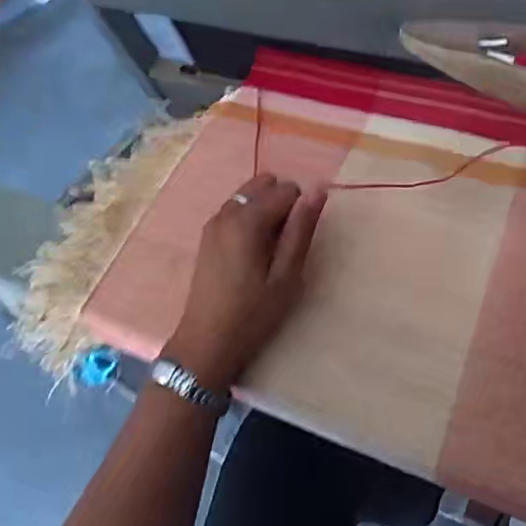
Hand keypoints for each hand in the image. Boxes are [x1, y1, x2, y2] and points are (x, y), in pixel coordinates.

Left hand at [160, 174, 325, 392]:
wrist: (207, 342)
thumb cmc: (253, 314)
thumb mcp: (287, 275)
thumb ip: (301, 230)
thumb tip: (318, 190)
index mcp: (247, 220)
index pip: (287, 190)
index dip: (301, 211)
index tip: (298, 243)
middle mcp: (226, 212)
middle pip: (265, 184)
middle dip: (282, 205)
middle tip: (285, 245)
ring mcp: (213, 222)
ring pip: (249, 195)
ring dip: (266, 211)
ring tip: (270, 251)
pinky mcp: (207, 235)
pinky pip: (236, 209)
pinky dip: (250, 219)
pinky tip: (252, 253)